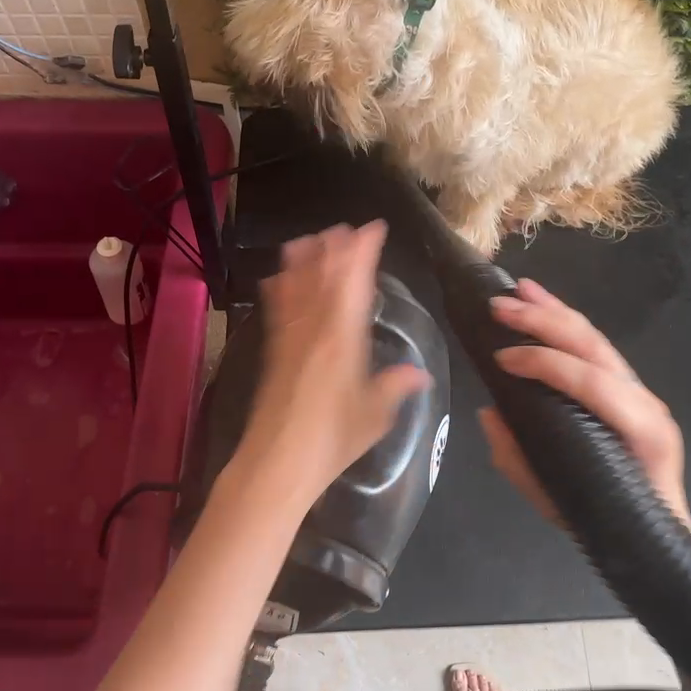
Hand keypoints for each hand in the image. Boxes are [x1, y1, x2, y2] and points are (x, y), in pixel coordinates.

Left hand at [230, 221, 430, 507]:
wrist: (277, 462)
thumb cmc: (332, 440)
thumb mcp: (374, 415)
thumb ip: (394, 388)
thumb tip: (419, 374)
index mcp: (343, 339)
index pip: (354, 284)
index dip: (362, 253)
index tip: (372, 230)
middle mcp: (314, 330)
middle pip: (323, 278)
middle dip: (335, 249)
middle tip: (344, 229)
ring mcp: (289, 338)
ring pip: (297, 288)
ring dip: (305, 260)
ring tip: (311, 238)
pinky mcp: (272, 351)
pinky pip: (277, 309)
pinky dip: (279, 287)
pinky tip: (277, 276)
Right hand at [480, 279, 690, 566]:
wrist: (662, 534)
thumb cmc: (613, 521)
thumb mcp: (560, 503)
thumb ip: (522, 462)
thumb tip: (491, 414)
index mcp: (641, 431)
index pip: (591, 382)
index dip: (545, 364)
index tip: (500, 359)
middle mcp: (645, 401)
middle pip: (594, 348)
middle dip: (544, 323)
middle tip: (500, 307)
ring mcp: (639, 390)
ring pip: (596, 339)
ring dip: (554, 311)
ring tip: (519, 291)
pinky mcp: (628, 386)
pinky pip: (595, 348)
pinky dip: (565, 323)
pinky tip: (541, 307)